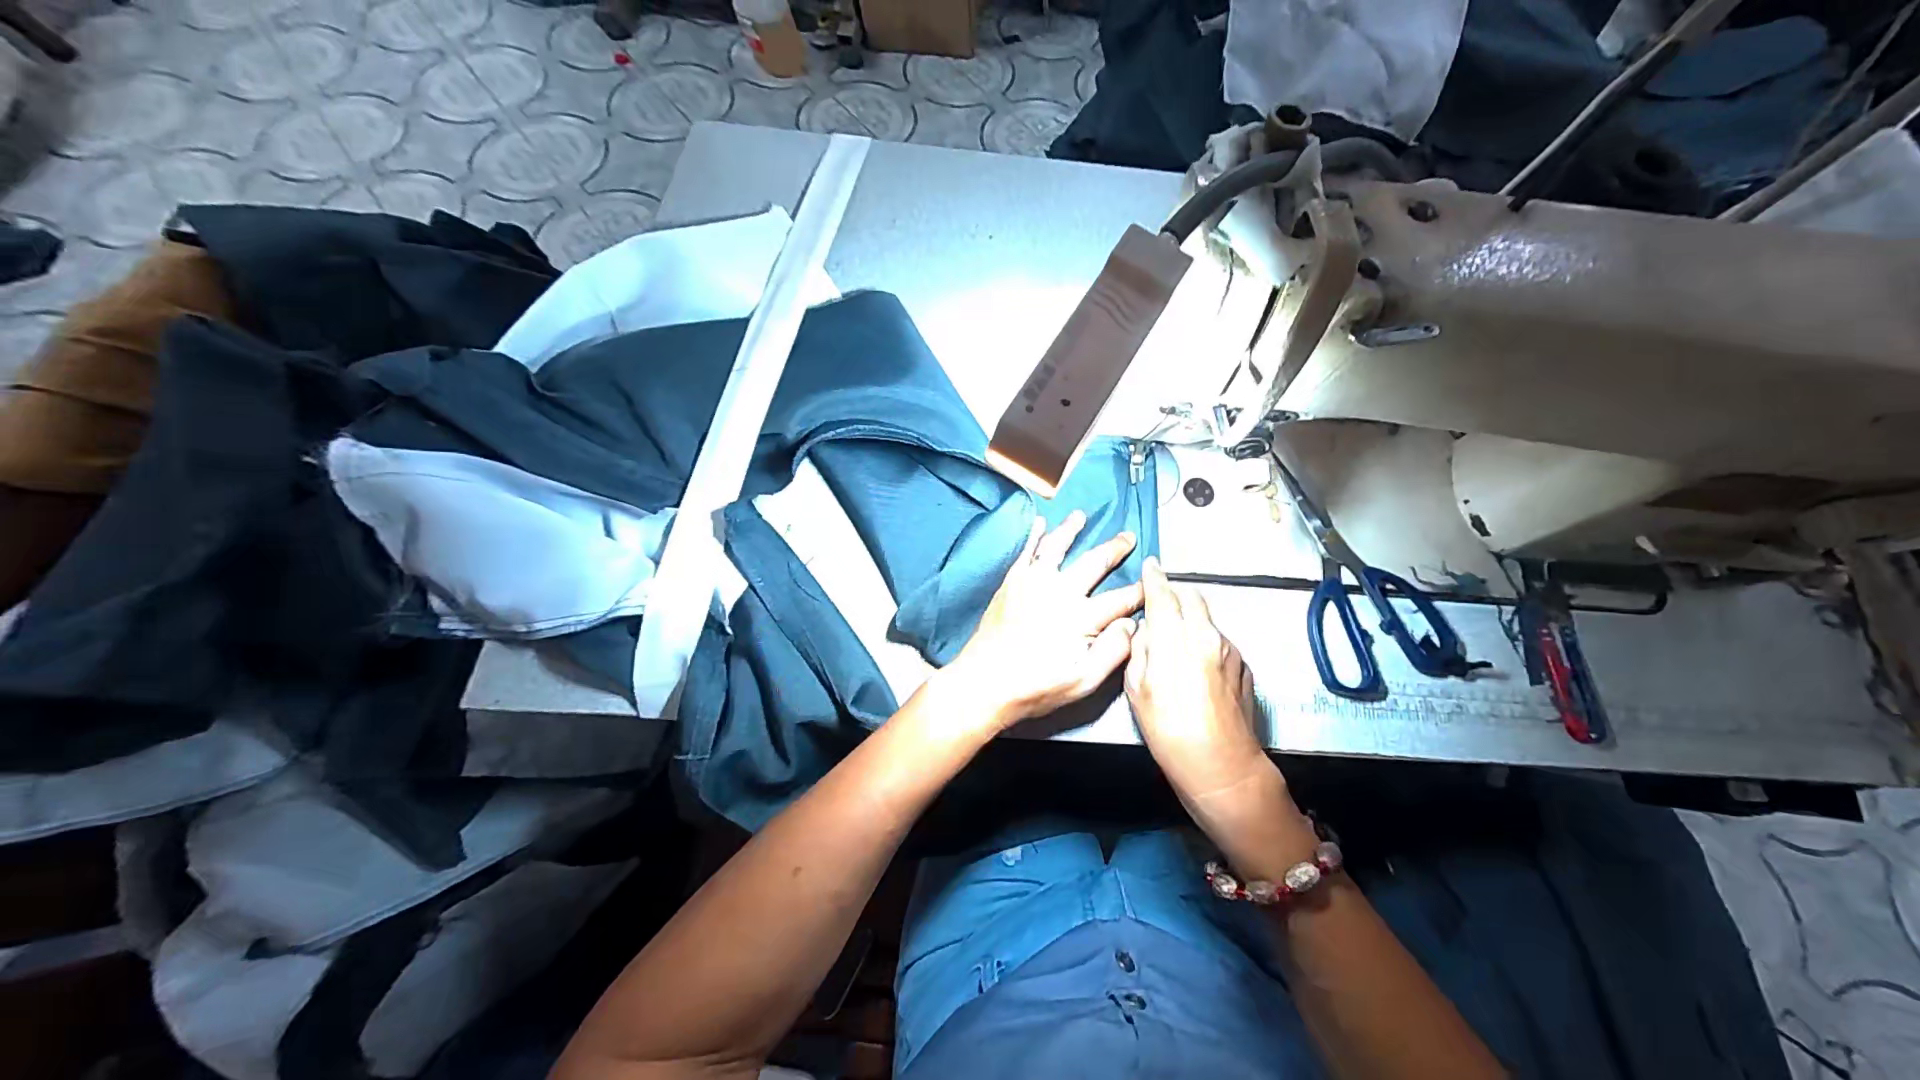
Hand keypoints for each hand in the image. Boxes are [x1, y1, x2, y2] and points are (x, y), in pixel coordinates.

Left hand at [940, 512, 1142, 729]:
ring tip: (1080, 517)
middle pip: (1094, 563)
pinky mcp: (1011, 584)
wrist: (984, 682)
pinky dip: (1034, 536)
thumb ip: (1112, 652)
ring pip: (1057, 547)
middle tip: (1127, 538)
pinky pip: (1026, 552)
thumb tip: (1131, 626)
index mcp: (1081, 617)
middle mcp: (1059, 593)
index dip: (1140, 591)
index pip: (1120, 599)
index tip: (1152, 582)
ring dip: (1071, 530)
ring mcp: (1033, 584)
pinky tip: (1039, 524)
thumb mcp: (1083, 681)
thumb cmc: (1033, 686)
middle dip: (1114, 549)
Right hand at [1124, 557, 1275, 806]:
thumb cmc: (1170, 732)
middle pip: (1191, 597)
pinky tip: (1195, 665)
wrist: (1223, 767)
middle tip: (1159, 603)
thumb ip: (1139, 650)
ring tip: (1175, 638)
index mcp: (1176, 638)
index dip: (1154, 577)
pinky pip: (1219, 640)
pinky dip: (1204, 640)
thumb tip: (1146, 629)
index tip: (1149, 566)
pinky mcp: (1244, 665)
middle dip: (1174, 594)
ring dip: (1190, 617)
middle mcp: (1206, 635)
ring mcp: (1230, 649)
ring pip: (1206, 618)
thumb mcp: (1137, 691)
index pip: (1163, 594)